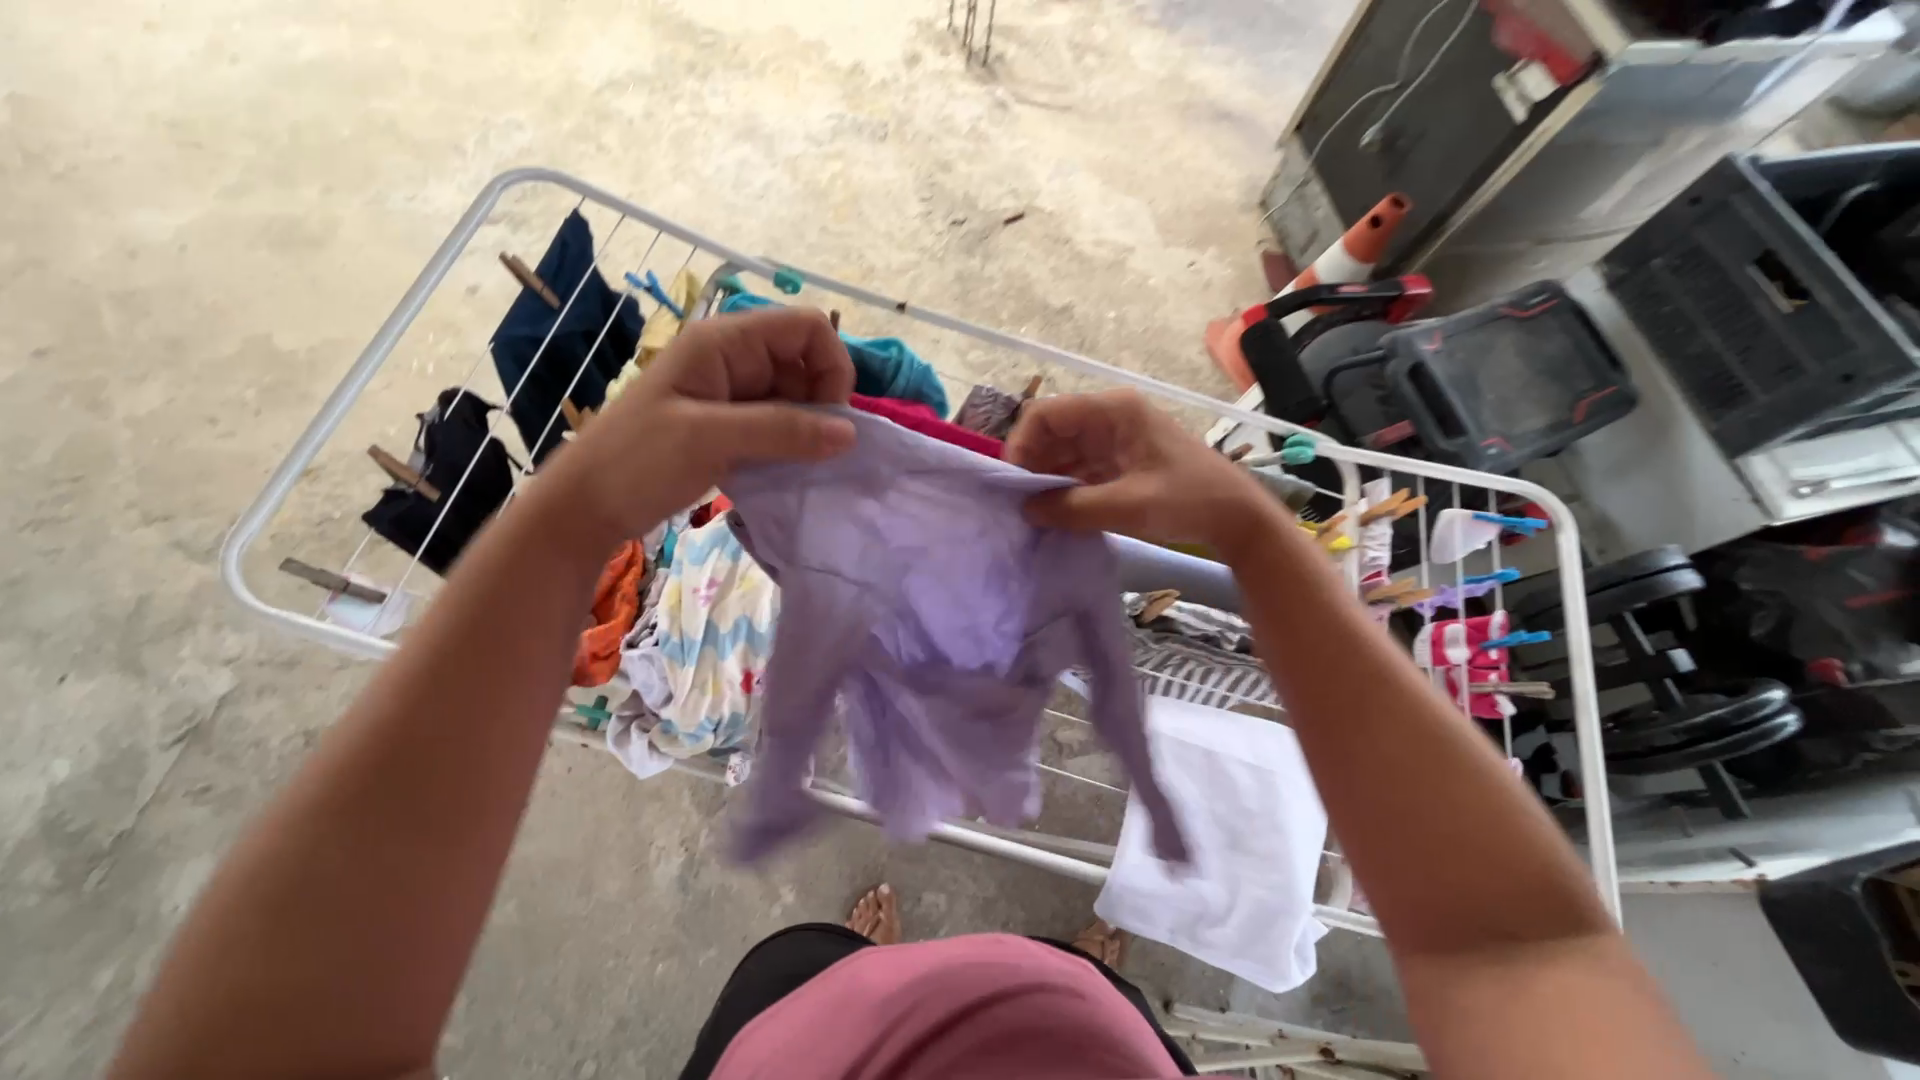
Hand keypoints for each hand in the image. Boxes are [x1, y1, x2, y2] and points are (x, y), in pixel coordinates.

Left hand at [551, 307, 856, 539]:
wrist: (586, 506)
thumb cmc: (638, 460)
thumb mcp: (710, 439)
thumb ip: (782, 430)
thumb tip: (850, 433)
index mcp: (724, 342)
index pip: (806, 327)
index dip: (831, 365)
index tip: (831, 418)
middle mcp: (733, 359)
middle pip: (806, 362)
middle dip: (822, 402)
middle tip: (815, 449)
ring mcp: (731, 393)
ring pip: (796, 397)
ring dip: (809, 427)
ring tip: (801, 464)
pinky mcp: (730, 426)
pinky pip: (779, 424)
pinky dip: (792, 444)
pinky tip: (788, 470)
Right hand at [1006, 389, 1282, 551]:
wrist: (1238, 518)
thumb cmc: (1188, 501)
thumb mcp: (1127, 506)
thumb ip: (1072, 507)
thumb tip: (1026, 510)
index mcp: (1114, 412)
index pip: (1047, 414)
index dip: (1022, 444)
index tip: (1013, 483)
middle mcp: (1111, 418)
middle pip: (1052, 432)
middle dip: (1032, 465)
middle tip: (1019, 504)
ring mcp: (1117, 439)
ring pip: (1064, 452)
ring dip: (1047, 479)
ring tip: (1033, 513)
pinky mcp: (1122, 462)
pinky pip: (1081, 469)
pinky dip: (1066, 488)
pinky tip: (1055, 513)